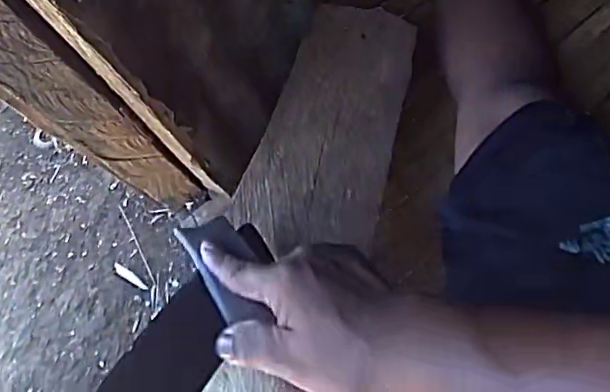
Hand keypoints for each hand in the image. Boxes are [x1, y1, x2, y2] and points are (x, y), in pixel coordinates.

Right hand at [200, 242, 396, 391]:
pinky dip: (326, 291)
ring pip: (302, 276)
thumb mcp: (292, 361)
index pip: (241, 272)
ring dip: (304, 298)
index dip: (220, 263)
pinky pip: (326, 272)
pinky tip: (341, 318)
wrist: (403, 341)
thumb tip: (225, 337)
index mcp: (282, 280)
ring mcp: (329, 255)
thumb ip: (253, 344)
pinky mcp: (352, 259)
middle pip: (274, 279)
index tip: (206, 247)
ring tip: (326, 335)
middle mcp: (302, 258)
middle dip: (275, 303)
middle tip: (292, 338)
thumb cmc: (347, 355)